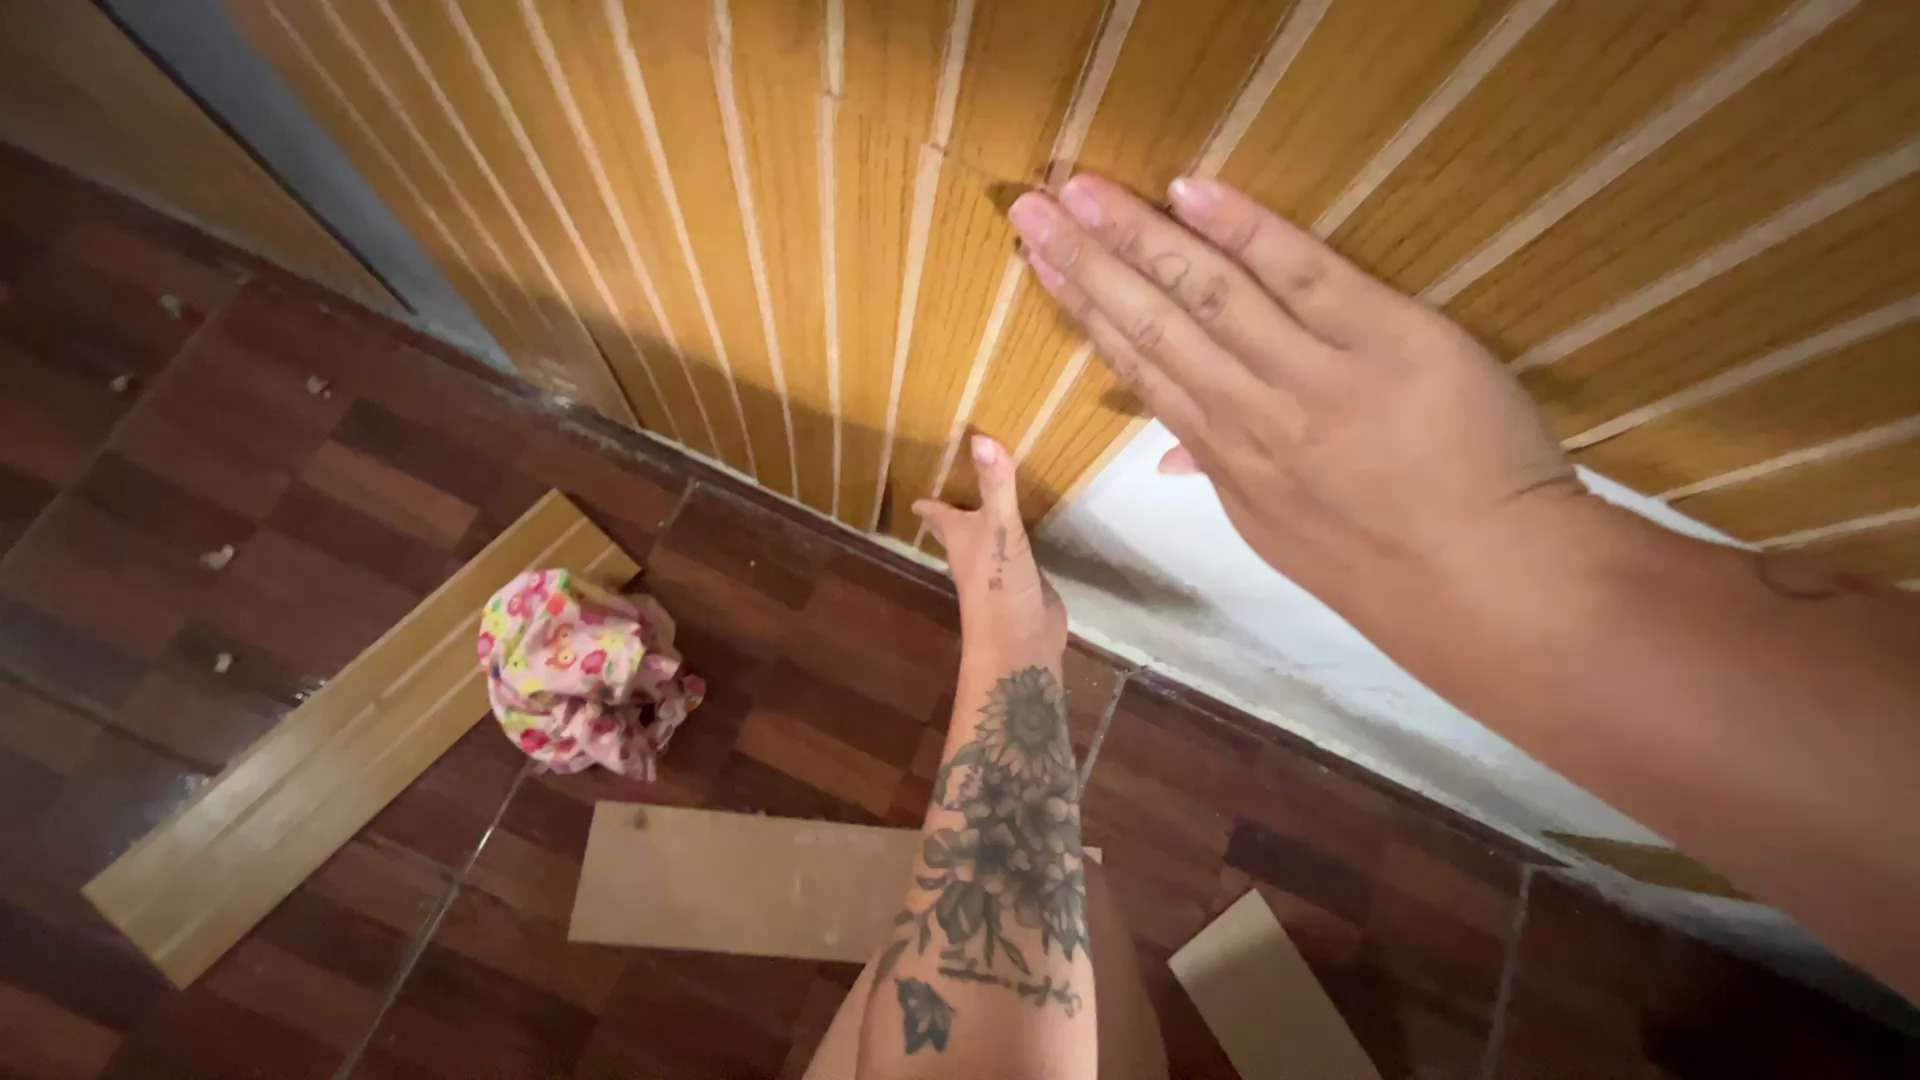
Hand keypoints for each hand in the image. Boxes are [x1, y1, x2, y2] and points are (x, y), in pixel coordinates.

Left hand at [914, 435, 1066, 661]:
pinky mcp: (1026, 584)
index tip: (917, 494)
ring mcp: (1000, 571)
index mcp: (961, 538)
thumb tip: (981, 436)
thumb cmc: (997, 584)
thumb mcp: (999, 527)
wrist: (1021, 643)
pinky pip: (1020, 556)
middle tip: (949, 492)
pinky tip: (1030, 536)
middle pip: (957, 530)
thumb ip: (995, 485)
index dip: (929, 503)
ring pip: (987, 542)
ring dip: (986, 526)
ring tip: (989, 505)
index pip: (939, 513)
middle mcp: (975, 554)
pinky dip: (1021, 543)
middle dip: (951, 513)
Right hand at [1006, 174, 1583, 614]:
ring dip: (1139, 239)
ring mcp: (1308, 375)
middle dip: (1086, 264)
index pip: (1137, 365)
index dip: (1085, 311)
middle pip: (1152, 324)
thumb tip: (1171, 454)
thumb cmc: (1374, 558)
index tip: (1043, 267)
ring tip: (1083, 193)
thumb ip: (1221, 474)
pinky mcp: (1382, 340)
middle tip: (1032, 210)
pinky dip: (1246, 231)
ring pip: (1207, 296)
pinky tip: (1191, 192)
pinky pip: (1303, 276)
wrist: (1475, 579)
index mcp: (1220, 451)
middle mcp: (1245, 410)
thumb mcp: (1274, 527)